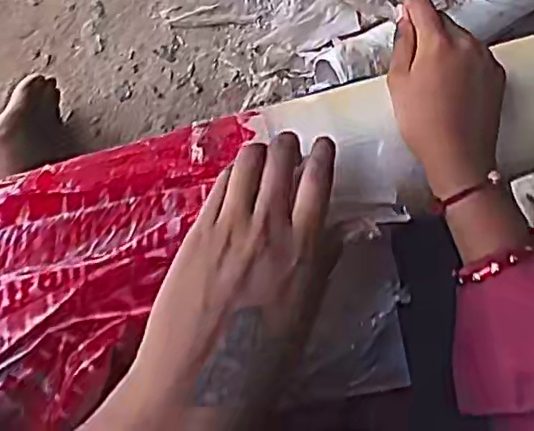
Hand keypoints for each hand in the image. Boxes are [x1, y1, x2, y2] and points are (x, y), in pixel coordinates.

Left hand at [87, 133, 338, 430]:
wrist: (190, 389)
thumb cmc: (254, 366)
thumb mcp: (304, 316)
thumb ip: (322, 263)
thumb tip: (343, 230)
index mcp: (302, 252)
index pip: (318, 180)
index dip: (323, 155)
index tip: (324, 147)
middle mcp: (268, 228)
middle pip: (282, 158)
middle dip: (289, 145)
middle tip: (290, 147)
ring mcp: (230, 225)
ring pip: (249, 160)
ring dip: (259, 152)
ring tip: (262, 157)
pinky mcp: (199, 228)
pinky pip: (220, 182)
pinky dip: (233, 173)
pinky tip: (235, 181)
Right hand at [386, 0, 504, 201]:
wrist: (460, 158)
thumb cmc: (427, 125)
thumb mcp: (398, 81)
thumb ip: (402, 42)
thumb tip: (405, 21)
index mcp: (439, 42)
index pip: (422, 5)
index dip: (408, 8)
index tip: (404, 16)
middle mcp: (466, 44)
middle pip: (442, 20)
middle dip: (427, 31)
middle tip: (415, 60)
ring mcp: (485, 58)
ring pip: (460, 37)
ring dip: (446, 46)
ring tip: (435, 79)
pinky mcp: (496, 74)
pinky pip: (475, 55)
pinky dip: (463, 62)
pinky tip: (452, 87)